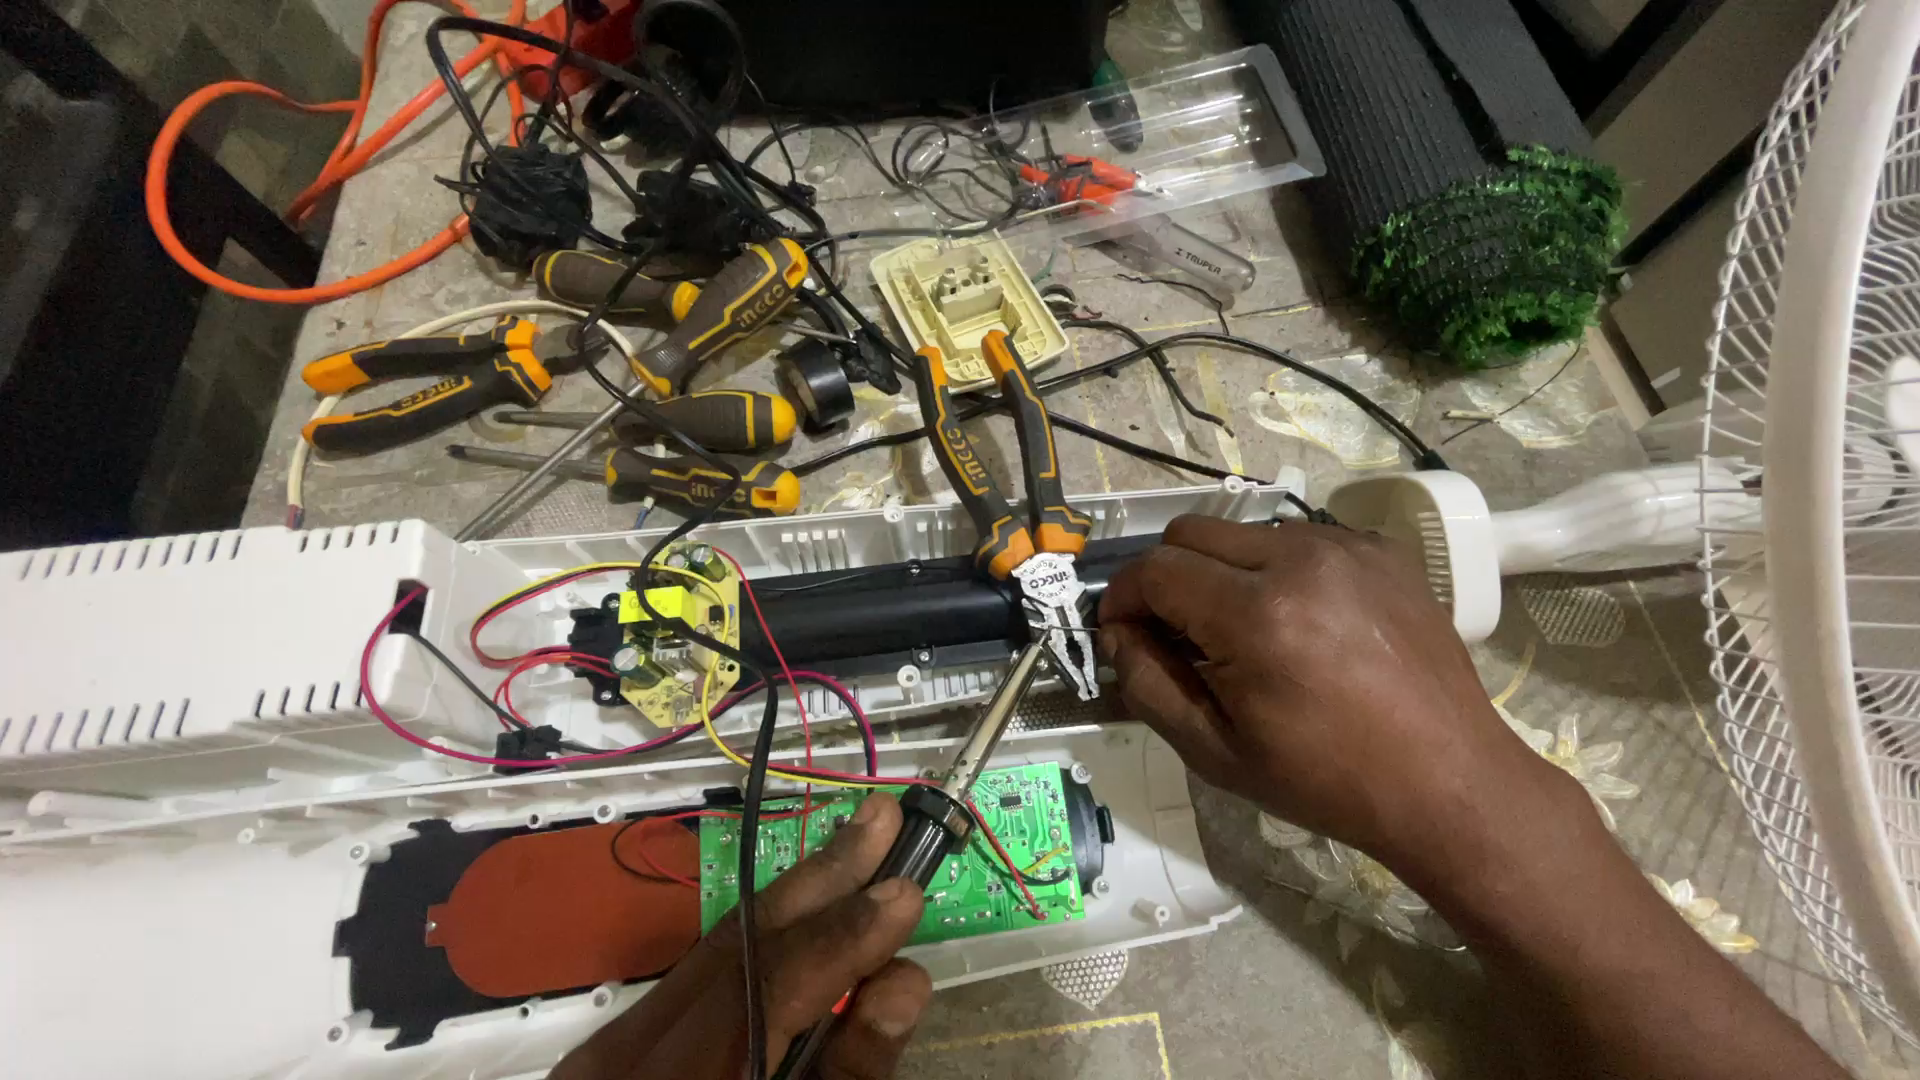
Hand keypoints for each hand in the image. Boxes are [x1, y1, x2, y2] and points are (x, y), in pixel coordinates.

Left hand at [550, 793, 931, 1079]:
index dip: (840, 936)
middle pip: (734, 940)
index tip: (906, 891)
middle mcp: (624, 1057)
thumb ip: (849, 1074)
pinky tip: (809, 904)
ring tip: (859, 840)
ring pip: (718, 942)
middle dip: (820, 875)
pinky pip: (706, 967)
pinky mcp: (618, 1045)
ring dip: (800, 891)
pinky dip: (768, 930)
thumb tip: (904, 980)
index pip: (762, 987)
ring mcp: (611, 1047)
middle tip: (884, 815)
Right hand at [1097, 515, 1564, 871]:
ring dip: (1218, 569)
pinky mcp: (1381, 549)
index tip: (1120, 630)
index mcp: (1256, 616)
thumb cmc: (1324, 780)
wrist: (1450, 784)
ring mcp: (1347, 547)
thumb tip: (1116, 632)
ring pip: (1242, 529)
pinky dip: (1272, 567)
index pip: (1154, 570)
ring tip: (1237, 627)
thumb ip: (1146, 683)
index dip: (1122, 597)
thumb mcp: (1213, 750)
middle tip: (1172, 629)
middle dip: (1163, 575)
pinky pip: (1297, 536)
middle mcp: (1300, 560)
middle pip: (1189, 532)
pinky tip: (1293, 617)